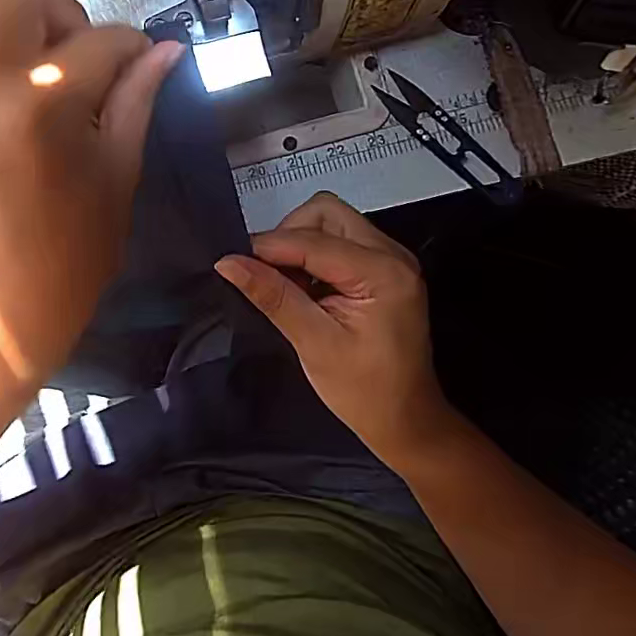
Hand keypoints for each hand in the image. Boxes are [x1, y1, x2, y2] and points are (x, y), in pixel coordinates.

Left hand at [0, 0, 182, 384]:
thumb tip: (166, 50)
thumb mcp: (119, 171)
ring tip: (70, 92)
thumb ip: (138, 98)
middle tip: (94, 64)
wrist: (0, 312)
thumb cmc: (76, 253)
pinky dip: (16, 66)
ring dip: (39, 39)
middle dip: (67, 16)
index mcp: (40, 105)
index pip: (98, 39)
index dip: (133, 45)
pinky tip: (40, 113)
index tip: (147, 61)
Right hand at [215, 192, 457, 462]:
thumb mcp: (314, 344)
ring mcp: (390, 257)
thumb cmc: (365, 392)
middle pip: (326, 213)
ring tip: (285, 284)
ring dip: (299, 244)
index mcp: (383, 272)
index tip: (232, 262)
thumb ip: (273, 296)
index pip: (314, 241)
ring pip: (330, 222)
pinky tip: (302, 287)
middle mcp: (392, 254)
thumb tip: (228, 263)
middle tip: (266, 273)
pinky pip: (339, 240)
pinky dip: (312, 254)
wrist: (407, 422)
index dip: (269, 247)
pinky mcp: (382, 266)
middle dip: (288, 236)